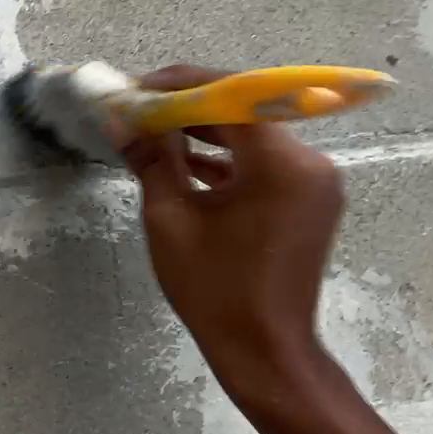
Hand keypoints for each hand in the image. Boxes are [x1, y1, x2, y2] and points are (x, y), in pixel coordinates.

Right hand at [119, 66, 346, 394]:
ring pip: (252, 135)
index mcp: (281, 164)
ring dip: (203, 129)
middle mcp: (309, 163)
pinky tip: (180, 160)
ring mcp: (313, 183)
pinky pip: (261, 163)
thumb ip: (151, 159)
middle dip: (188, 106)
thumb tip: (119, 120)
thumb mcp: (170, 217)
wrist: (263, 347)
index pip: (231, 97)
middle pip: (244, 112)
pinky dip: (222, 157)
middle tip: (137, 107)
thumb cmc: (214, 285)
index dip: (180, 85)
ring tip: (150, 129)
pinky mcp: (306, 201)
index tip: (136, 88)